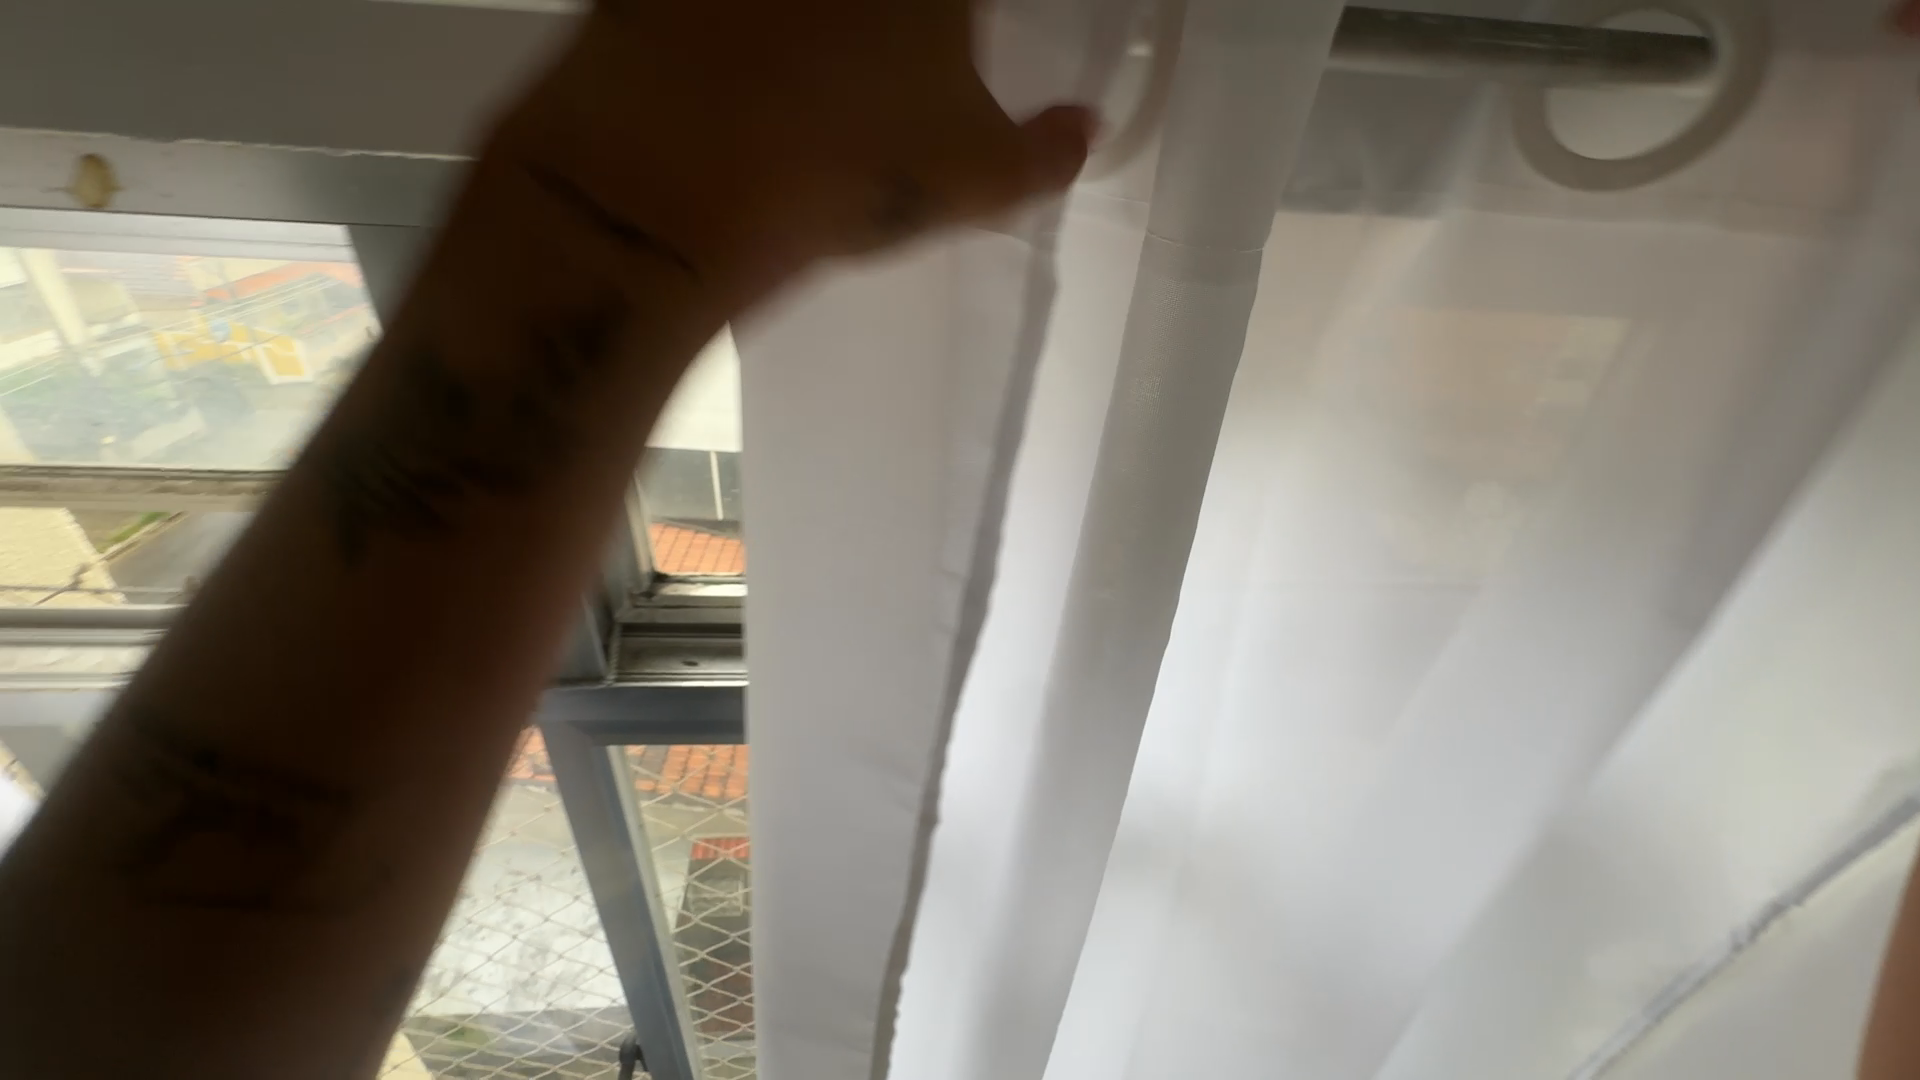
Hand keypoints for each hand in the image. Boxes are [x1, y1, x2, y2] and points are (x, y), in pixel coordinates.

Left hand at [487, 0, 1096, 298]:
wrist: (686, 189)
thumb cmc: (854, 171)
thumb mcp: (977, 179)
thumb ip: (1048, 153)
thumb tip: (1084, 130)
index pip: (970, 1)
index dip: (969, 24)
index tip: (963, 47)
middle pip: (901, 7)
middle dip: (911, 35)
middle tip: (908, 64)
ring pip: (816, 13)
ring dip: (835, 33)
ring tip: (835, 83)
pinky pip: (740, 13)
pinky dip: (758, 34)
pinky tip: (757, 65)